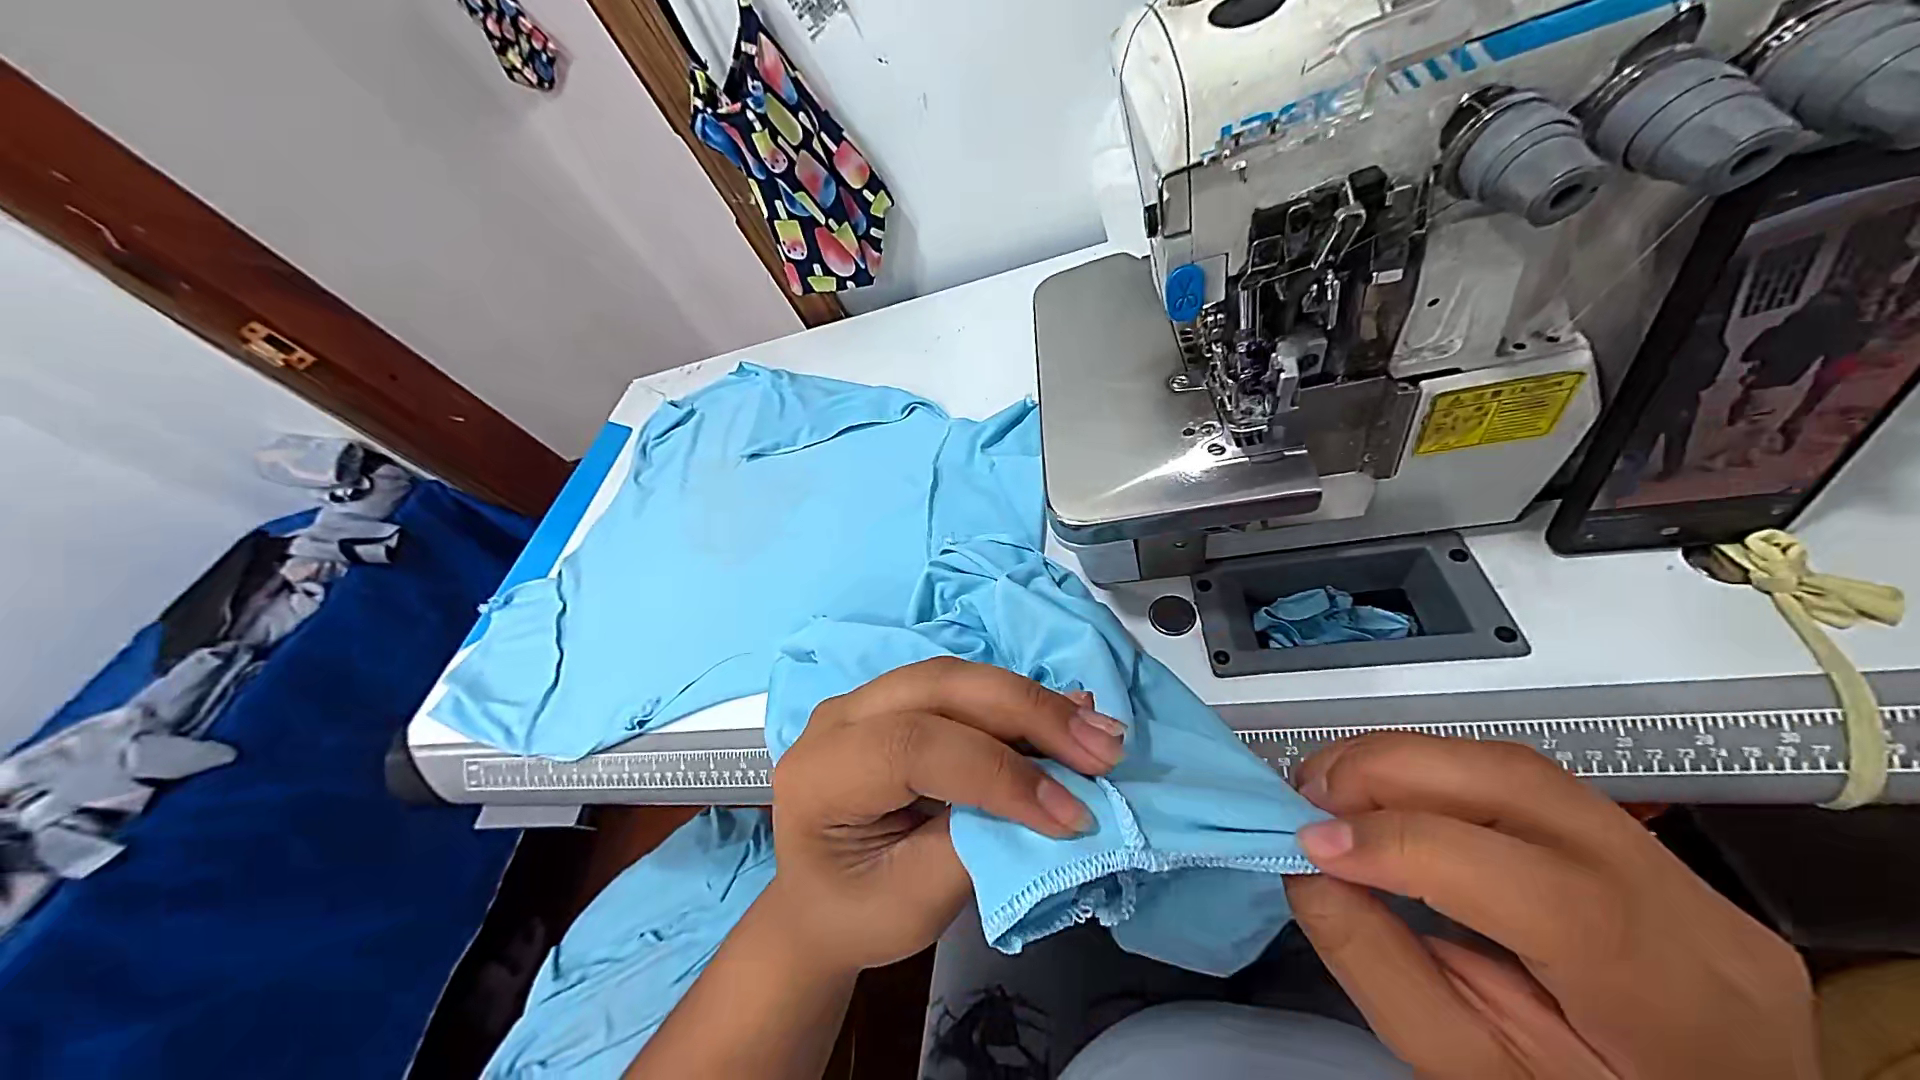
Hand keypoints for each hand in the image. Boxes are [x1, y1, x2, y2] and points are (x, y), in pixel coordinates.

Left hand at [766, 657, 1125, 975]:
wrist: (815, 903)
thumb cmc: (853, 915)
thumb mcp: (911, 903)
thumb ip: (975, 845)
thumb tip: (1055, 797)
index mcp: (821, 774)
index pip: (912, 747)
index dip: (999, 773)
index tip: (1071, 814)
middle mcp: (837, 718)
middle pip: (940, 687)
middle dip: (1029, 714)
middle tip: (1103, 749)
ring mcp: (865, 700)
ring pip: (958, 677)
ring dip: (1032, 703)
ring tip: (1098, 734)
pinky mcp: (896, 701)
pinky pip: (962, 688)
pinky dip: (1018, 705)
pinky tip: (1065, 716)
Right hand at [1284, 733, 1817, 1079]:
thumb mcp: (1467, 1063)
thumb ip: (1378, 963)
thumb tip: (1306, 865)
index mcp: (1665, 992)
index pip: (1544, 891)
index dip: (1407, 848)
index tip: (1307, 844)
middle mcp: (1679, 897)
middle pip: (1518, 784)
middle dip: (1384, 771)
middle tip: (1304, 797)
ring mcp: (1652, 849)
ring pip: (1504, 760)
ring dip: (1393, 760)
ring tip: (1328, 790)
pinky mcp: (1614, 825)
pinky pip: (1502, 772)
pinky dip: (1420, 768)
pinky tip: (1379, 795)